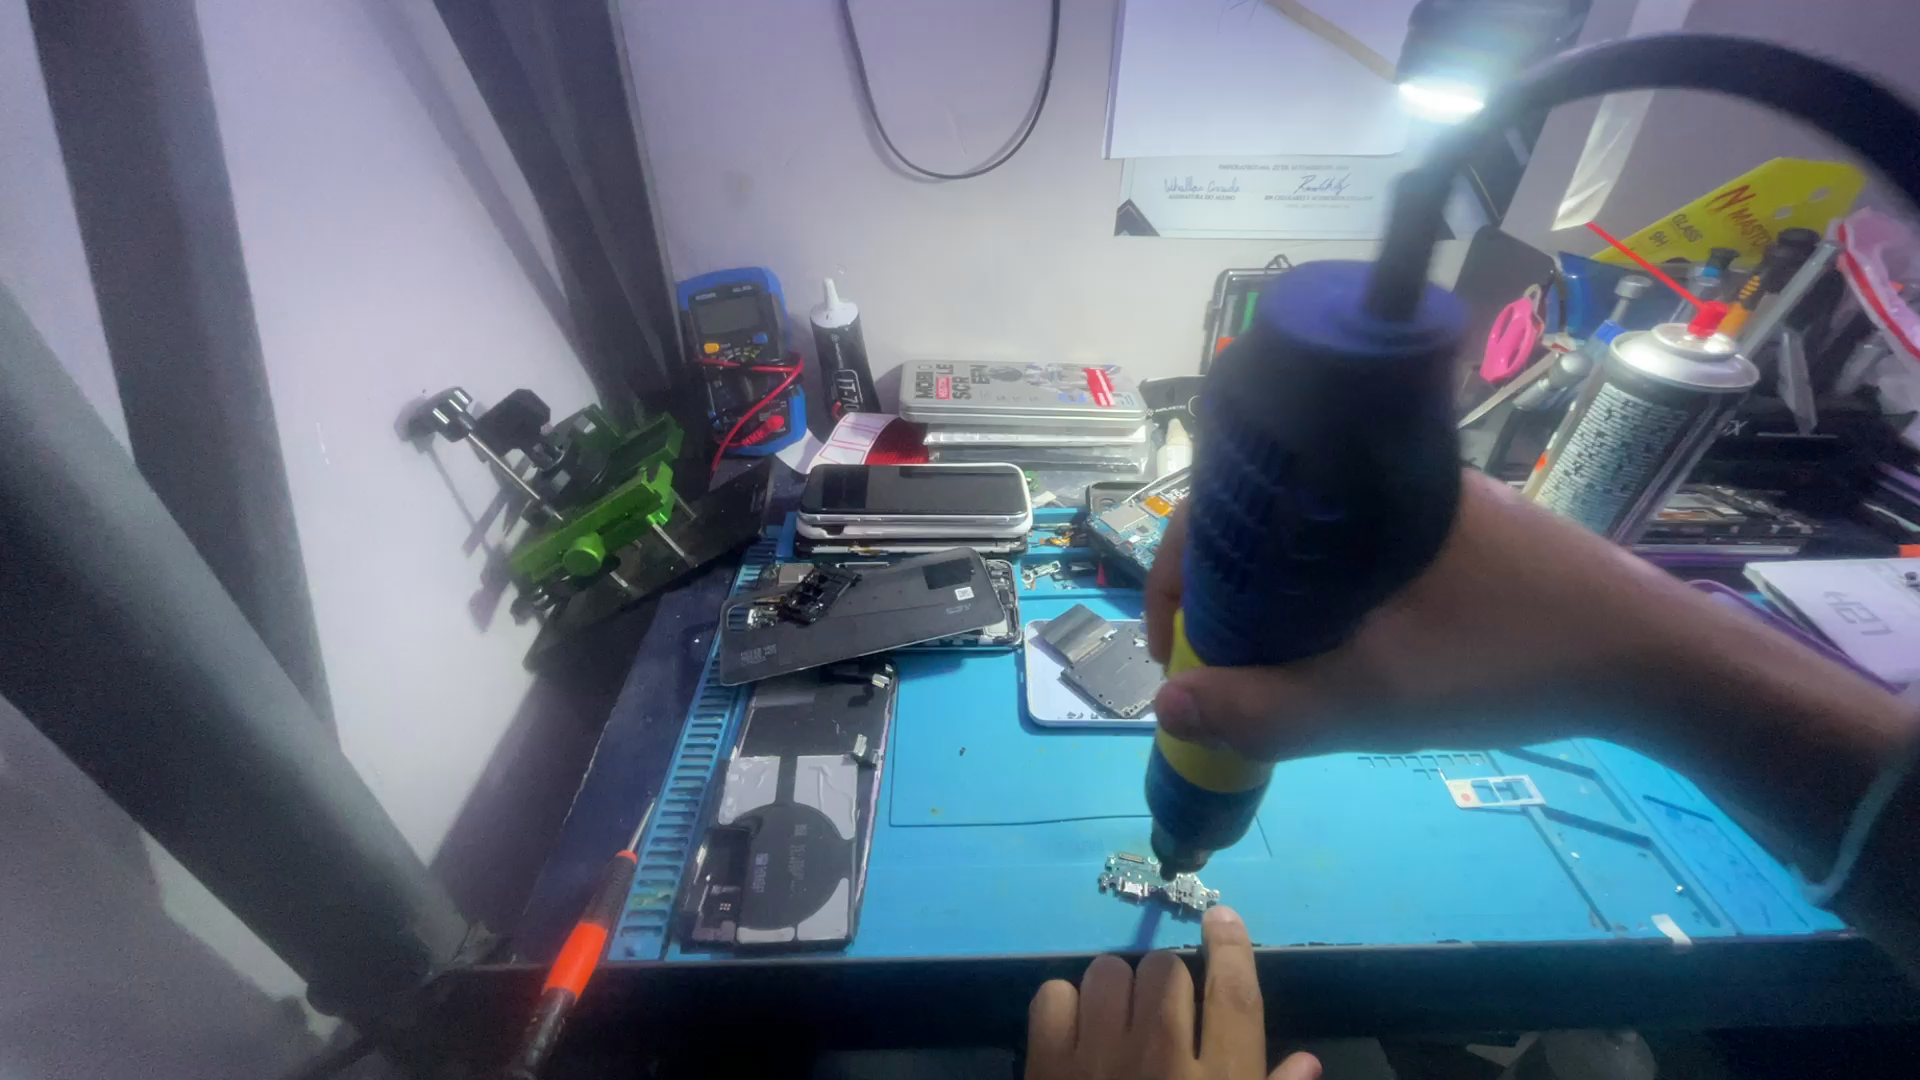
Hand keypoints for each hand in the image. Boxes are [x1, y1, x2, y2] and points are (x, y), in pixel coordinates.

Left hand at [1025, 906, 1318, 1079]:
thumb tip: (1305, 1061)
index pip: (1234, 997)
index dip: (1232, 948)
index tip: (1223, 916)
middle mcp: (1160, 1063)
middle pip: (1167, 971)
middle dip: (1170, 984)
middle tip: (1166, 1017)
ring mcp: (1097, 1061)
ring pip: (1109, 971)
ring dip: (1118, 990)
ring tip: (1122, 1024)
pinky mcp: (1045, 1065)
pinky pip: (1055, 993)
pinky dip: (1066, 1007)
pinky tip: (1078, 1038)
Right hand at [1143, 471, 1698, 760]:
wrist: (1665, 666)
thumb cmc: (1515, 661)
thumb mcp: (1380, 697)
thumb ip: (1269, 709)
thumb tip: (1164, 705)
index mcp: (1345, 486)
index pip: (1222, 502)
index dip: (1174, 569)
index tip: (1171, 638)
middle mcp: (1369, 481)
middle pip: (1250, 519)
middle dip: (1212, 586)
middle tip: (1207, 652)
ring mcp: (1405, 506)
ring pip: (1292, 539)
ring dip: (1258, 591)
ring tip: (1253, 652)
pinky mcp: (1433, 533)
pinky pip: (1334, 552)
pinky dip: (1302, 591)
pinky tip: (1314, 638)